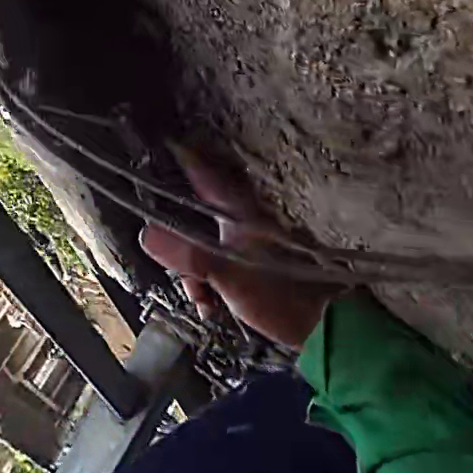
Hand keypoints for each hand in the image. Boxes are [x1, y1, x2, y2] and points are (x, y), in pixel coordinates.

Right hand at [139, 147, 341, 349]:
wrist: (325, 329)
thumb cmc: (280, 295)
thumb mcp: (226, 275)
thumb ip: (187, 254)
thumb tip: (147, 234)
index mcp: (238, 213)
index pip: (205, 174)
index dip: (186, 157)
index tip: (169, 143)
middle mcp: (243, 221)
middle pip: (196, 217)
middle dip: (181, 243)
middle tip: (186, 274)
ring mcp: (249, 243)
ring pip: (204, 244)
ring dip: (195, 270)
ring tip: (204, 299)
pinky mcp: (254, 265)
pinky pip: (217, 263)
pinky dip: (209, 280)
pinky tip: (212, 303)